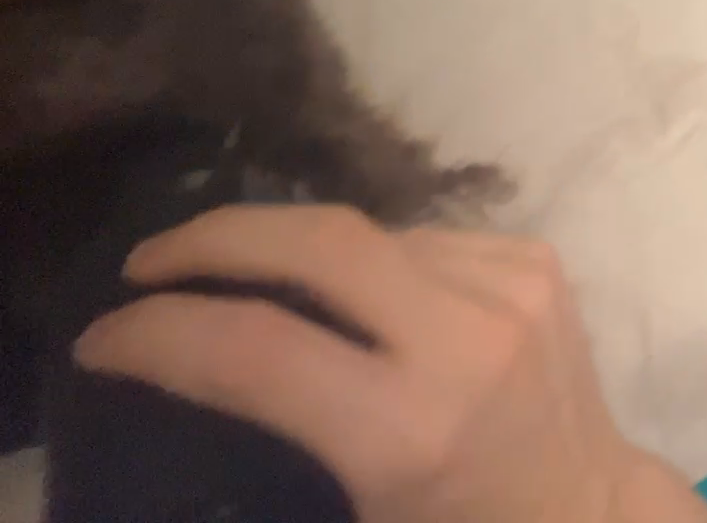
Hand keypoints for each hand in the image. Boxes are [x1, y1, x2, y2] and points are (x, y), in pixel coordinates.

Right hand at [74, 205, 706, 522]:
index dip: (159, 331)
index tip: (102, 335)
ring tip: (260, 279)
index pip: (258, 349)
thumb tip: (195, 348)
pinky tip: (364, 285)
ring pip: (383, 233)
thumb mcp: (349, 496)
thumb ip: (280, 419)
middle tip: (154, 258)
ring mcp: (520, 284)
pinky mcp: (544, 261)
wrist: (583, 493)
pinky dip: (383, 254)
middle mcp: (473, 334)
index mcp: (410, 424)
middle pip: (330, 243)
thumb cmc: (456, 520)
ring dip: (309, 248)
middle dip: (224, 236)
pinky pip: (437, 237)